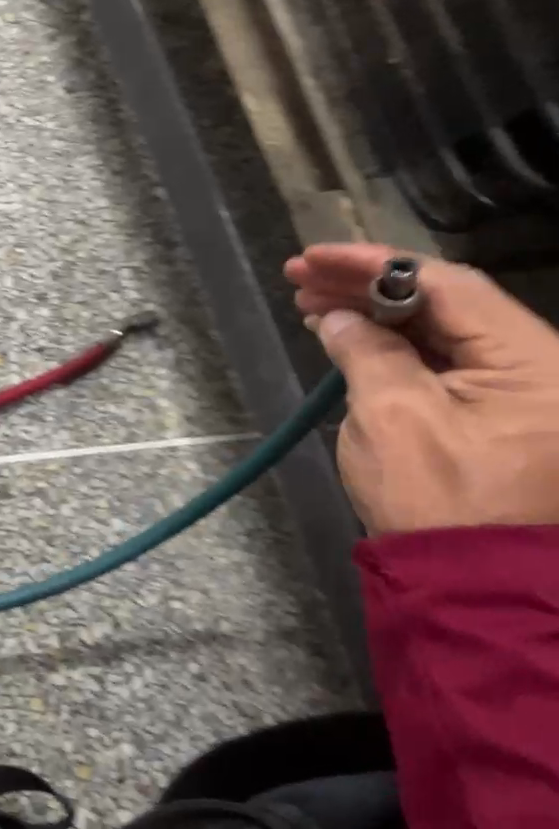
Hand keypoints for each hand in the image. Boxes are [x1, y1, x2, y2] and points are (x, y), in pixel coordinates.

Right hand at [285, 243, 558, 535]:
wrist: (474, 576)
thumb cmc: (436, 492)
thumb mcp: (392, 414)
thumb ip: (368, 352)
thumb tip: (339, 318)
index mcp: (538, 363)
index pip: (451, 287)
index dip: (375, 264)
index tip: (312, 258)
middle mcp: (547, 369)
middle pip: (451, 304)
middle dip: (371, 286)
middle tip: (300, 277)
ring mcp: (530, 394)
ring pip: (447, 330)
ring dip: (378, 313)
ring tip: (313, 304)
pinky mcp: (507, 415)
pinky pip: (450, 361)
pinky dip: (395, 343)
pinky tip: (350, 335)